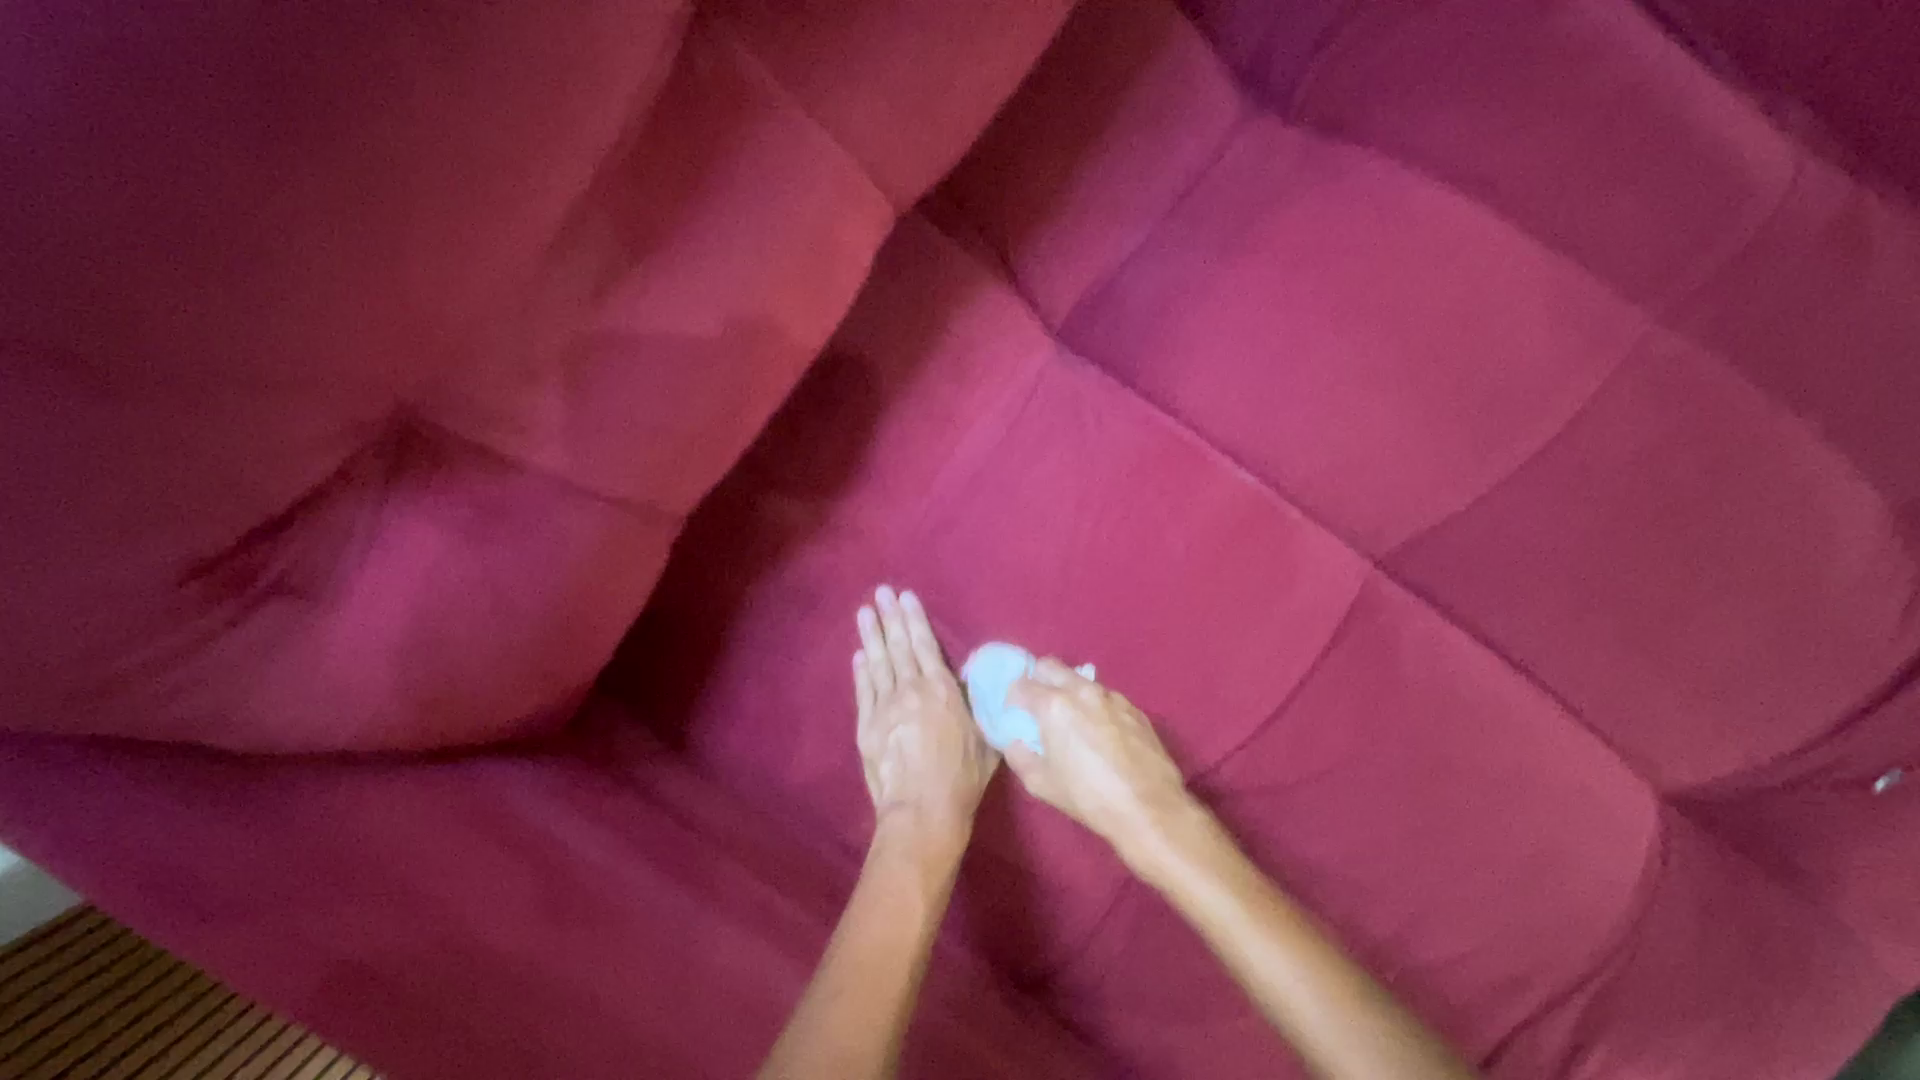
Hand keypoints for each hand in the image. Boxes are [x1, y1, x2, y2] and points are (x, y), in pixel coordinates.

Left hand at [854, 586, 998, 861]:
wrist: (923, 809)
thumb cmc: (962, 778)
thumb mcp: (984, 738)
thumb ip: (978, 707)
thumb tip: (971, 682)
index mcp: (942, 691)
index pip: (925, 646)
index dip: (915, 620)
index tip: (905, 598)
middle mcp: (911, 691)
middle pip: (899, 647)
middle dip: (890, 618)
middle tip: (881, 593)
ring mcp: (885, 708)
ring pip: (877, 664)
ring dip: (871, 637)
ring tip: (865, 613)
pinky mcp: (867, 727)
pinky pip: (864, 691)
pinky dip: (861, 672)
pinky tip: (859, 656)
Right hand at [1003, 660, 1194, 864]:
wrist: (1148, 808)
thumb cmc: (1088, 797)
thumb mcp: (1041, 784)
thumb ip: (1020, 756)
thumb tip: (1017, 742)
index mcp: (1054, 706)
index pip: (1022, 684)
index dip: (1013, 697)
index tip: (1014, 713)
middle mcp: (1083, 691)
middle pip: (1051, 666)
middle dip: (1038, 679)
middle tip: (1036, 705)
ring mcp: (1112, 697)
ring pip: (1081, 680)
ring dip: (1069, 690)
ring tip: (1071, 719)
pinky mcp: (1135, 709)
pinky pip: (1106, 697)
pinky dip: (1095, 705)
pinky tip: (1100, 732)